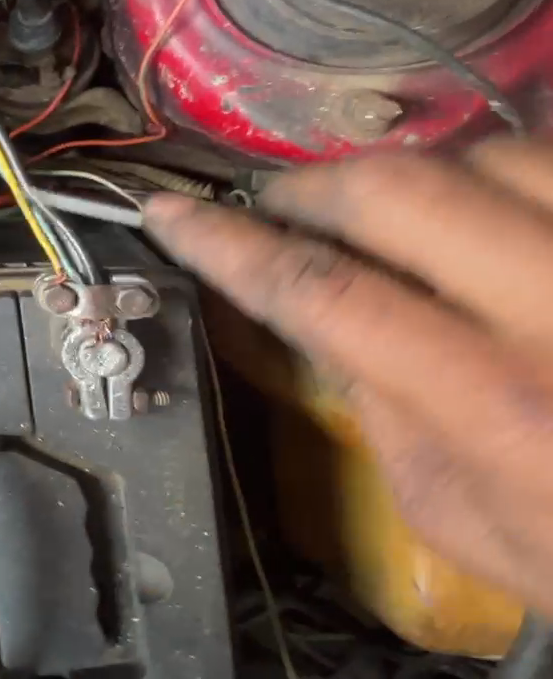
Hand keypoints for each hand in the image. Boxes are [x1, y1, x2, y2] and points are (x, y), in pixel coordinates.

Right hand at [144, 139, 552, 615]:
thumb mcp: (472, 523)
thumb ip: (384, 416)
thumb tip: (316, 321)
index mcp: (509, 414)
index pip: (318, 290)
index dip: (223, 241)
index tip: (163, 211)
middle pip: (401, 192)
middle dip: (315, 187)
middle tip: (286, 206)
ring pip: (501, 156)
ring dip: (419, 175)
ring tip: (398, 212)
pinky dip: (515, 178)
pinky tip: (496, 215)